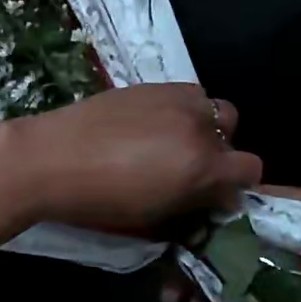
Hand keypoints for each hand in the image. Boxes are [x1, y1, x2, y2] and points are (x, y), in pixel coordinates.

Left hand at [0, 84, 262, 234]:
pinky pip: (189, 95)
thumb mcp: (155, 216)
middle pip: (233, 134)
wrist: (50, 158)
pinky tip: (154, 123)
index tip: (219, 192)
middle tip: (192, 165)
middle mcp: (200, 127)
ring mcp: (180, 100)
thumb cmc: (100, 200)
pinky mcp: (159, 85)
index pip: (250, 168)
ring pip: (214, 109)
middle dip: (221, 150)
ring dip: (205, 126)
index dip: (240, 182)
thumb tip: (217, 198)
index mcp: (202, 165)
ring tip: (175, 139)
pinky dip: (183, 109)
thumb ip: (195, 203)